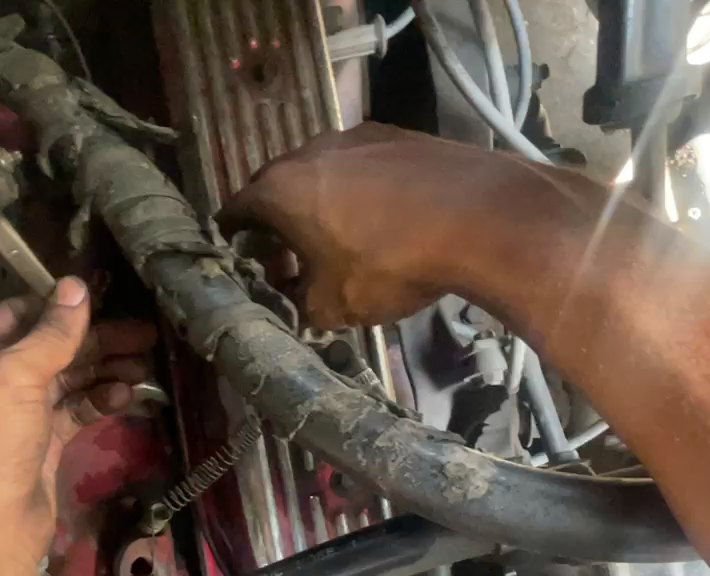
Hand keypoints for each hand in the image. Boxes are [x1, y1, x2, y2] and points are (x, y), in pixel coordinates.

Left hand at [0, 277, 150, 575]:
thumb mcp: (15, 379)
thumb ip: (50, 334)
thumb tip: (76, 286)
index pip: (18, 314)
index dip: (59, 306)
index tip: (106, 299)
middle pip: (51, 348)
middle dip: (96, 341)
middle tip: (145, 336)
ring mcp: (20, 415)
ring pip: (68, 381)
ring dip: (104, 371)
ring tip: (144, 368)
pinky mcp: (42, 444)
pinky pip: (75, 412)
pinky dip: (99, 402)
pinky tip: (125, 397)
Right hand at [223, 124, 519, 326]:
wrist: (479, 218)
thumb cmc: (388, 265)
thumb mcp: (330, 306)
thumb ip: (296, 304)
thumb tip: (291, 300)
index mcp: (278, 190)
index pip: (233, 212)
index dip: (230, 241)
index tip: (236, 262)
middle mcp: (308, 151)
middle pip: (274, 189)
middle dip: (272, 224)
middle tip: (282, 258)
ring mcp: (355, 136)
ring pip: (317, 174)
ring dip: (314, 205)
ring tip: (330, 240)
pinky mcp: (396, 135)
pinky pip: (357, 167)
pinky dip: (352, 192)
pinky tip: (374, 221)